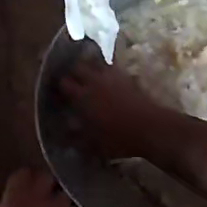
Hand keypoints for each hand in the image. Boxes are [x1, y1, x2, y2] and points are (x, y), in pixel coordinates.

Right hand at [58, 57, 177, 157]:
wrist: (150, 127)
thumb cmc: (119, 139)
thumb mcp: (93, 144)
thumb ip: (77, 136)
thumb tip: (66, 131)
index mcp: (82, 97)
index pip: (63, 83)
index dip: (58, 86)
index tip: (56, 92)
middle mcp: (94, 81)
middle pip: (77, 67)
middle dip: (72, 72)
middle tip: (71, 80)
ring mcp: (112, 76)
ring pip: (95, 62)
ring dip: (89, 66)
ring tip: (88, 74)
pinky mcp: (126, 76)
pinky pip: (112, 66)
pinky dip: (106, 68)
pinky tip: (107, 76)